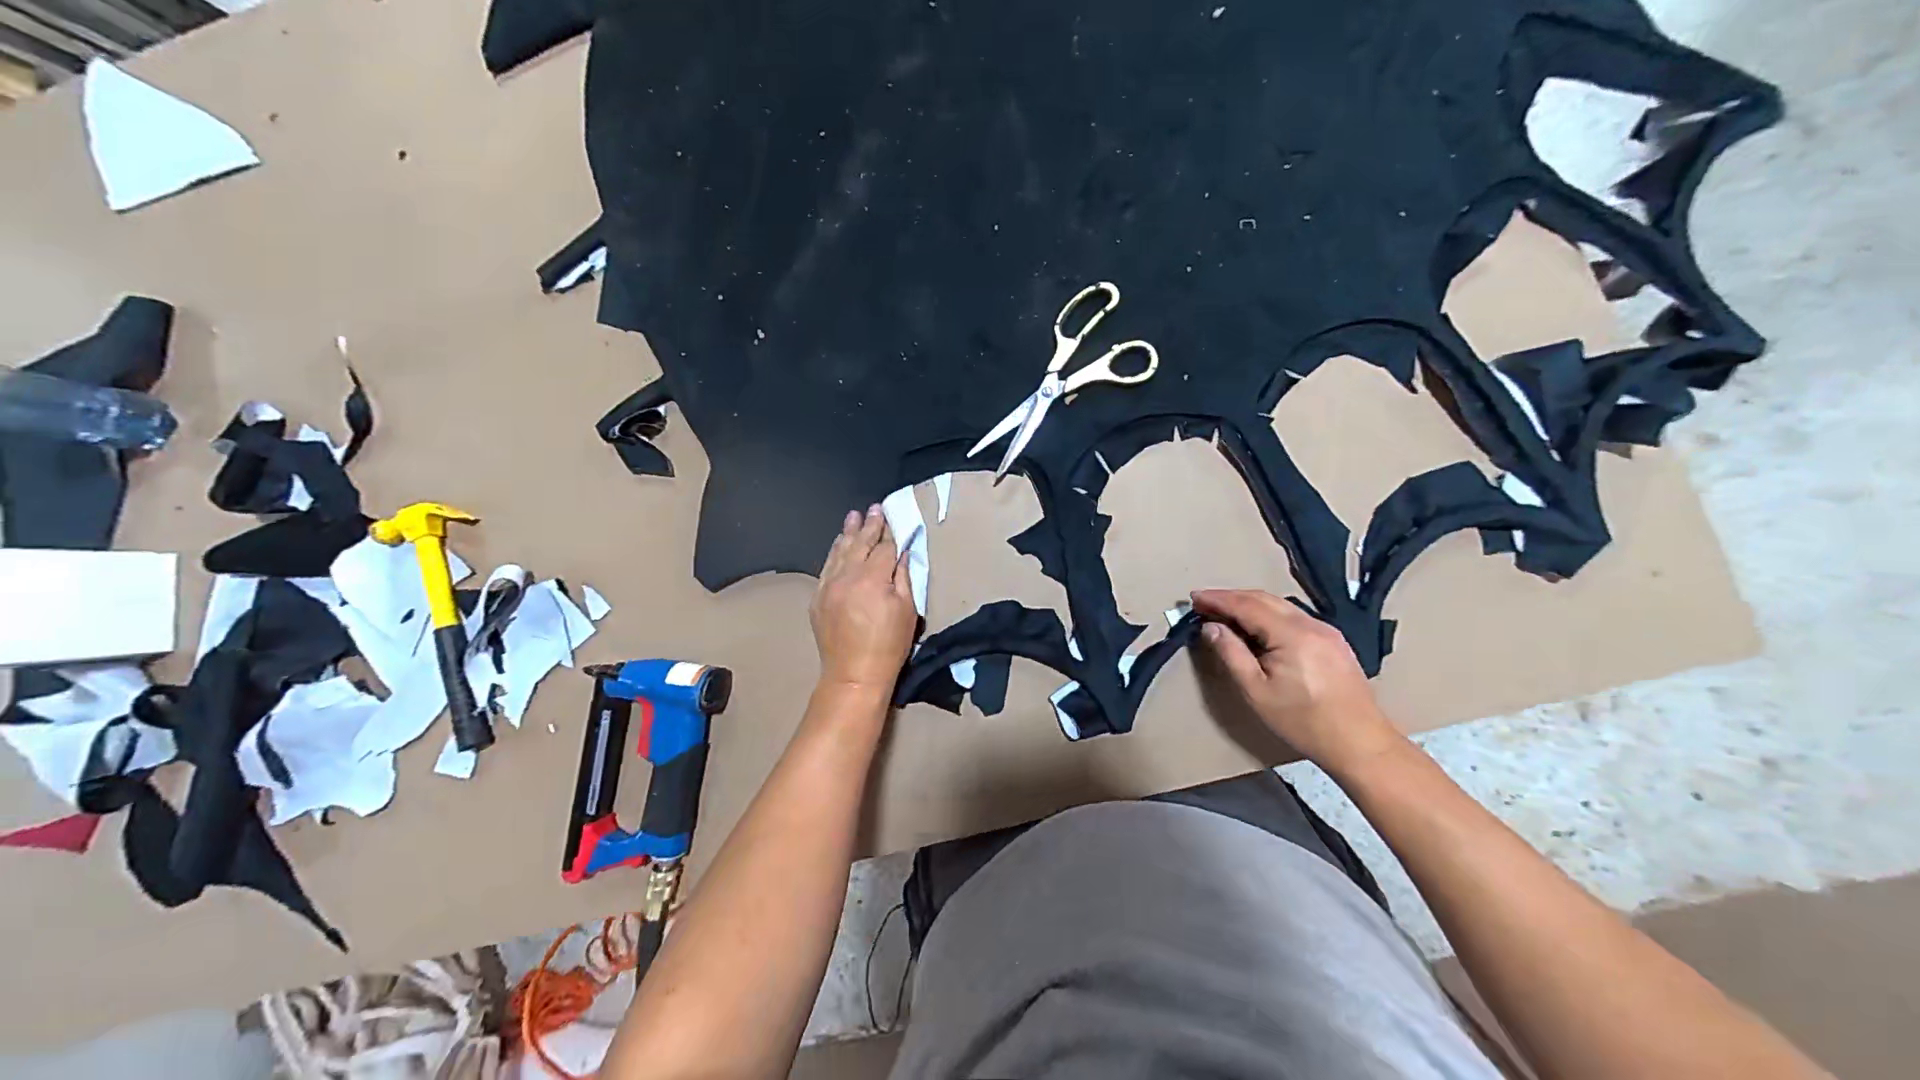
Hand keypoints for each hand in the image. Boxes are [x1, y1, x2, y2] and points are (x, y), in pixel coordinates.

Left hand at [811, 505, 919, 696]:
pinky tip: (839, 544)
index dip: (892, 533)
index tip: (894, 517)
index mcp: (872, 578)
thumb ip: (904, 577)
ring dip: (848, 533)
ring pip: (839, 552)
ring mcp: (829, 586)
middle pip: (860, 544)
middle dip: (869, 525)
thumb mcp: (907, 610)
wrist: (854, 674)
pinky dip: (834, 553)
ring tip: (854, 517)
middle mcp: (847, 576)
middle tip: (875, 508)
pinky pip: (826, 567)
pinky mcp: (818, 598)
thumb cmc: (889, 645)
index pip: (885, 548)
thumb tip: (903, 552)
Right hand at [1190, 589, 1405, 774]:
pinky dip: (1268, 615)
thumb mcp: (1256, 692)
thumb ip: (1231, 654)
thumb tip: (1211, 627)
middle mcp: (1312, 624)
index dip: (1218, 599)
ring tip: (1224, 613)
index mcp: (1292, 635)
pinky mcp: (1333, 641)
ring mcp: (1326, 631)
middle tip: (1204, 603)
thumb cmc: (1303, 721)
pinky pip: (1294, 617)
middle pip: (1265, 599)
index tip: (1194, 597)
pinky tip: (1256, 627)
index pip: (1247, 605)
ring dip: (1250, 604)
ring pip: (1280, 606)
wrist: (1359, 742)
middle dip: (1232, 597)